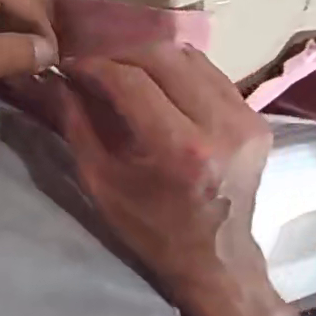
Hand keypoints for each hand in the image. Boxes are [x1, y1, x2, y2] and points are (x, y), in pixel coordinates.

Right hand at [44, 44, 275, 315]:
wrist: (216, 259)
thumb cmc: (150, 228)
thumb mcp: (101, 181)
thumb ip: (77, 124)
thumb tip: (58, 80)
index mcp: (180, 150)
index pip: (131, 81)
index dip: (94, 66)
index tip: (70, 67)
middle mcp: (220, 126)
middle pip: (162, 58)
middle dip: (119, 56)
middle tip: (94, 68)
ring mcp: (245, 119)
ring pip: (188, 57)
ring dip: (148, 58)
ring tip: (123, 72)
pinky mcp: (257, 118)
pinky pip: (209, 73)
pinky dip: (176, 70)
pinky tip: (156, 84)